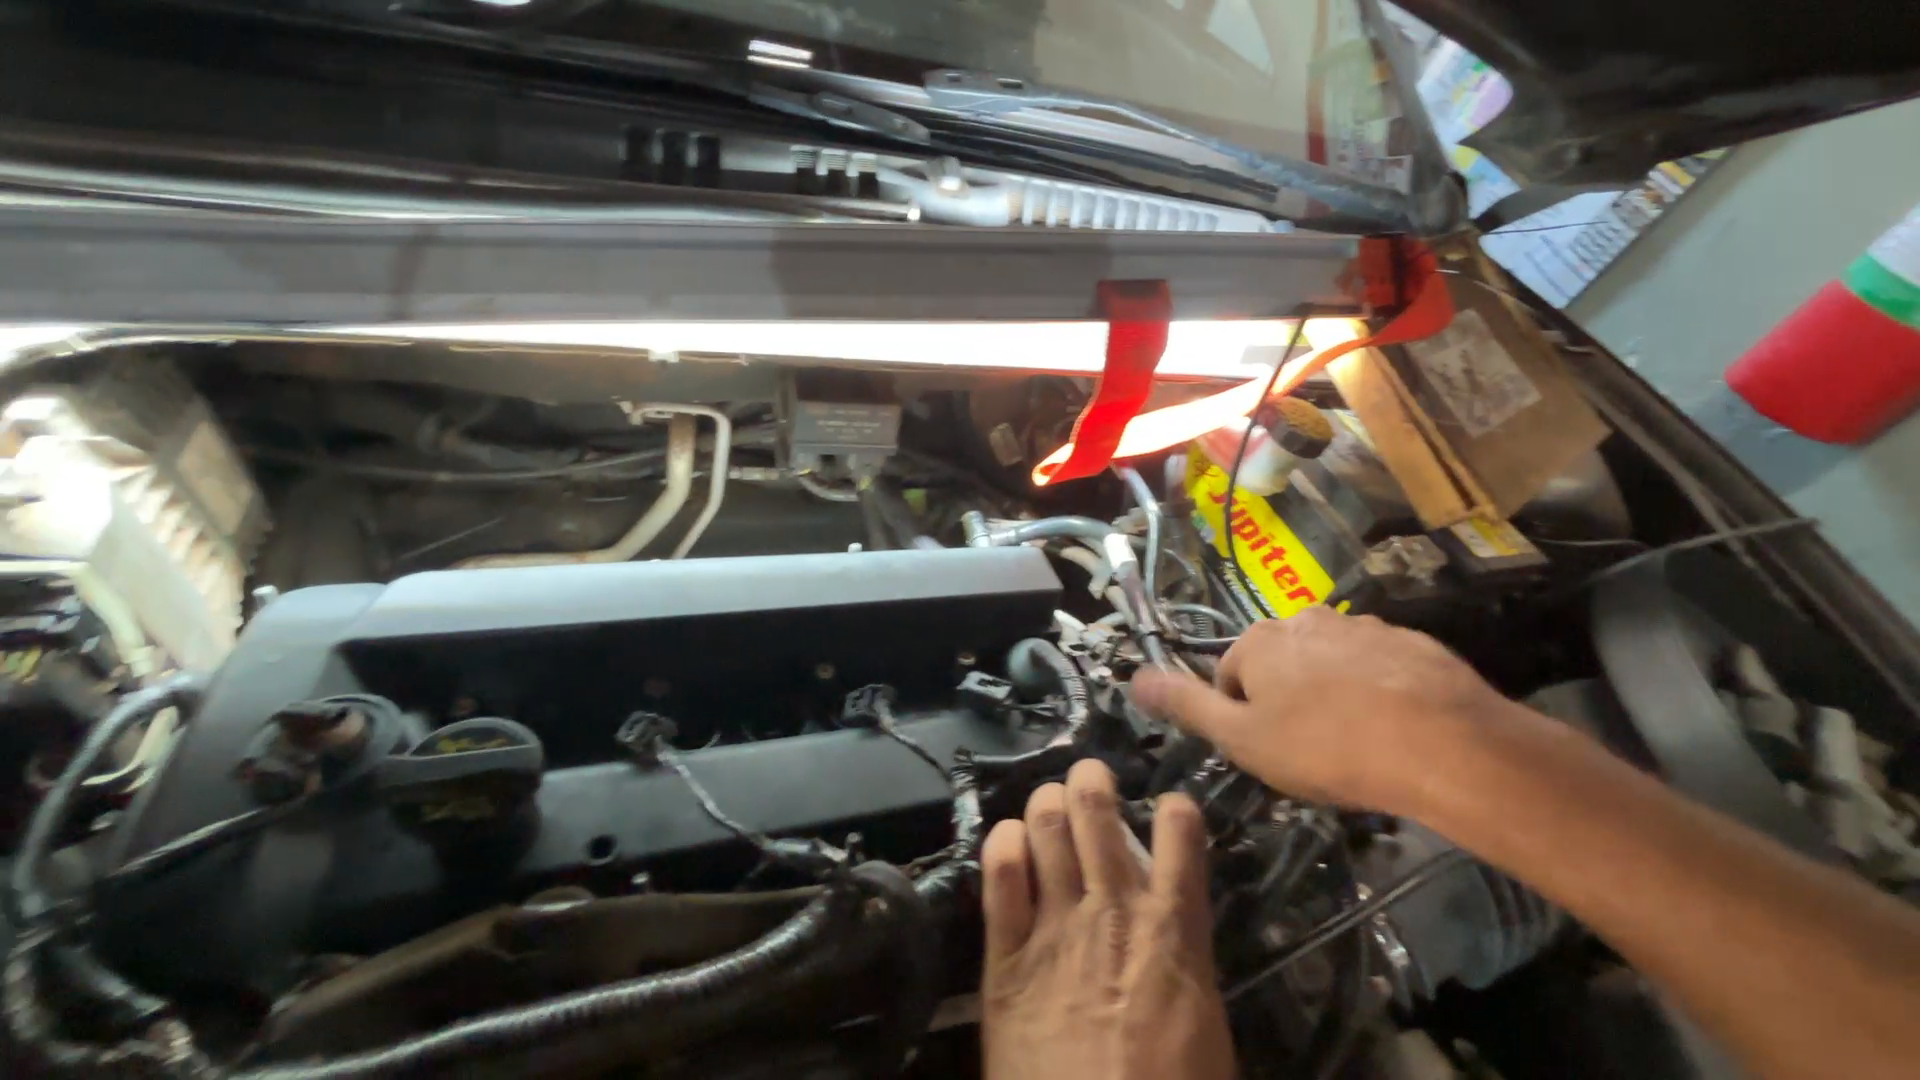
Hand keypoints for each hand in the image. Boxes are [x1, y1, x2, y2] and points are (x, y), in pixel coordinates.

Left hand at [980, 759, 1234, 1079]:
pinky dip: (1003, 846)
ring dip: (1046, 803)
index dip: (1175, 808)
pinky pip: (998, 879)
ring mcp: (1053, 927)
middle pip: (1095, 812)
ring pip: (1045, 829)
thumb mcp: (1203, 1028)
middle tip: (1089, 776)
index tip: (1168, 807)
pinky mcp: (1004, 956)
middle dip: (1091, 780)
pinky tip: (1009, 839)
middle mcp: (1112, 910)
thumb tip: (1174, 935)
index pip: (1182, 834)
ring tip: (1050, 800)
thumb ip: (1184, 963)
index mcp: (1173, 930)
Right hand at [1131, 606, 1519, 815]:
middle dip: (1287, 699)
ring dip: (1332, 693)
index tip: (1270, 752)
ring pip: (1329, 662)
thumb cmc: (1326, 747)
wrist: (1445, 745)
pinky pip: (1378, 666)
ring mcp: (1362, 627)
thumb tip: (1133, 677)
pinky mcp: (1412, 642)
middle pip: (1280, 663)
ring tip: (1357, 742)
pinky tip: (1396, 729)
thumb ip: (1185, 704)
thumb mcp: (1242, 738)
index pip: (1229, 677)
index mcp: (1258, 642)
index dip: (1243, 718)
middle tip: (1311, 749)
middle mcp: (1304, 620)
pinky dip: (1378, 691)